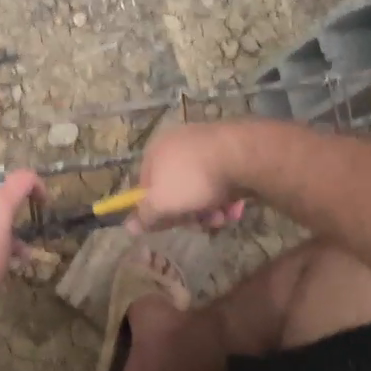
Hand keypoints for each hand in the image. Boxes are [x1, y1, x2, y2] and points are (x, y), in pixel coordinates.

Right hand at [129, 122, 251, 233]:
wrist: (242, 156)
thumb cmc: (193, 180)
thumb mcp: (162, 204)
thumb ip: (145, 216)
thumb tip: (128, 226)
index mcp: (156, 150)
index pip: (146, 184)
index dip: (155, 209)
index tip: (169, 226)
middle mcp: (178, 143)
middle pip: (176, 188)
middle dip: (188, 212)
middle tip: (201, 224)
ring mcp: (205, 145)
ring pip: (201, 187)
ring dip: (210, 209)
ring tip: (223, 217)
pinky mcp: (231, 150)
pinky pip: (221, 179)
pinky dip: (226, 196)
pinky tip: (235, 207)